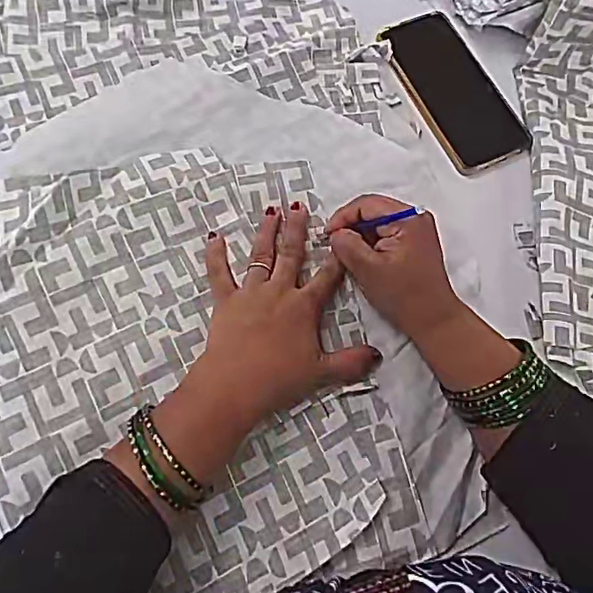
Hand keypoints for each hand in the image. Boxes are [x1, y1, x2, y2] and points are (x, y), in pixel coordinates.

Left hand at [192, 203, 381, 422]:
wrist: (234, 386)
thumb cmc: (278, 380)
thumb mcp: (322, 373)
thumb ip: (351, 362)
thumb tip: (377, 356)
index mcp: (304, 307)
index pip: (326, 277)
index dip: (336, 257)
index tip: (341, 237)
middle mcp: (279, 293)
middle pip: (291, 255)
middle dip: (297, 230)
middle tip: (298, 206)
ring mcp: (250, 294)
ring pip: (260, 257)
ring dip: (266, 233)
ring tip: (271, 212)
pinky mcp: (225, 302)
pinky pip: (219, 274)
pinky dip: (216, 255)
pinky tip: (214, 238)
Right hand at [324, 195, 466, 345]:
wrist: (434, 321)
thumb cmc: (407, 298)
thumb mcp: (368, 269)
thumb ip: (347, 244)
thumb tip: (336, 233)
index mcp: (408, 218)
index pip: (366, 204)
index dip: (342, 217)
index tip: (328, 234)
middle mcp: (416, 218)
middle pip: (372, 211)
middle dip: (351, 228)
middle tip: (336, 246)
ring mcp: (417, 231)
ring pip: (377, 224)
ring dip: (361, 238)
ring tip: (351, 258)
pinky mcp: (414, 244)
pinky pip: (386, 235)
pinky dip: (371, 245)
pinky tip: (365, 262)